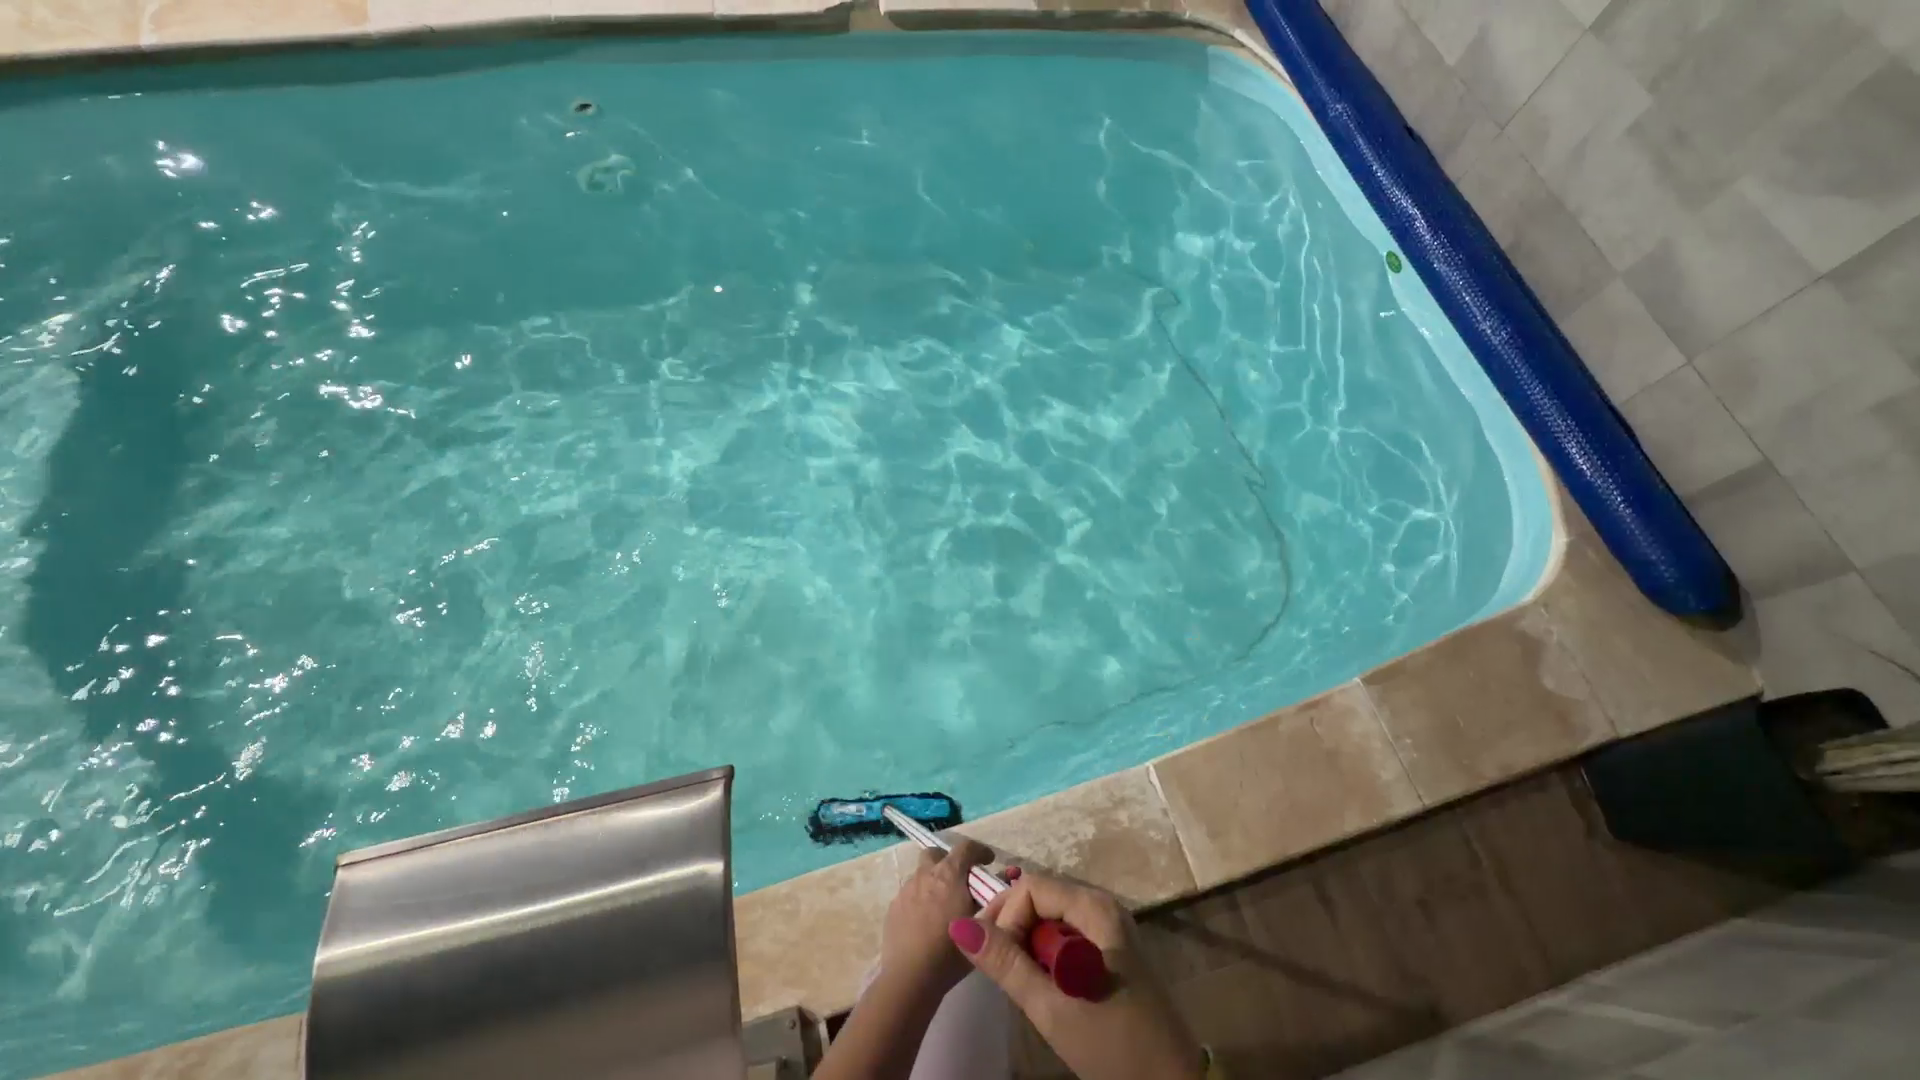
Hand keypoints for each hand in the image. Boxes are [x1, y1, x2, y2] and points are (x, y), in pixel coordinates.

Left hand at [879, 837, 992, 1003]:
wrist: (910, 978)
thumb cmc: (950, 953)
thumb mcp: (982, 930)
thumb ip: (993, 905)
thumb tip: (997, 892)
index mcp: (948, 875)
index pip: (966, 847)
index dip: (980, 850)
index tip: (988, 861)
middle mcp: (925, 875)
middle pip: (936, 853)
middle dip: (949, 860)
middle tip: (960, 881)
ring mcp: (905, 890)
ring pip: (921, 874)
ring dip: (934, 882)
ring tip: (943, 907)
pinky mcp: (893, 908)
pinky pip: (910, 894)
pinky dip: (921, 900)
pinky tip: (926, 923)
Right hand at [948, 870, 1203, 1079]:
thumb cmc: (1113, 1045)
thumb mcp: (1051, 1008)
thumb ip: (1006, 964)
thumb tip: (960, 924)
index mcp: (1096, 910)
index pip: (1031, 886)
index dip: (1006, 916)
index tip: (995, 959)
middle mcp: (1104, 907)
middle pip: (1041, 896)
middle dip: (1013, 928)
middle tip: (1001, 972)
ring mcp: (1111, 928)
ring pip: (1051, 917)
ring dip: (1028, 944)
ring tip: (1020, 982)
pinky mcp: (1112, 950)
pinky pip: (1067, 934)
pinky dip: (1047, 954)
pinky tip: (1044, 985)